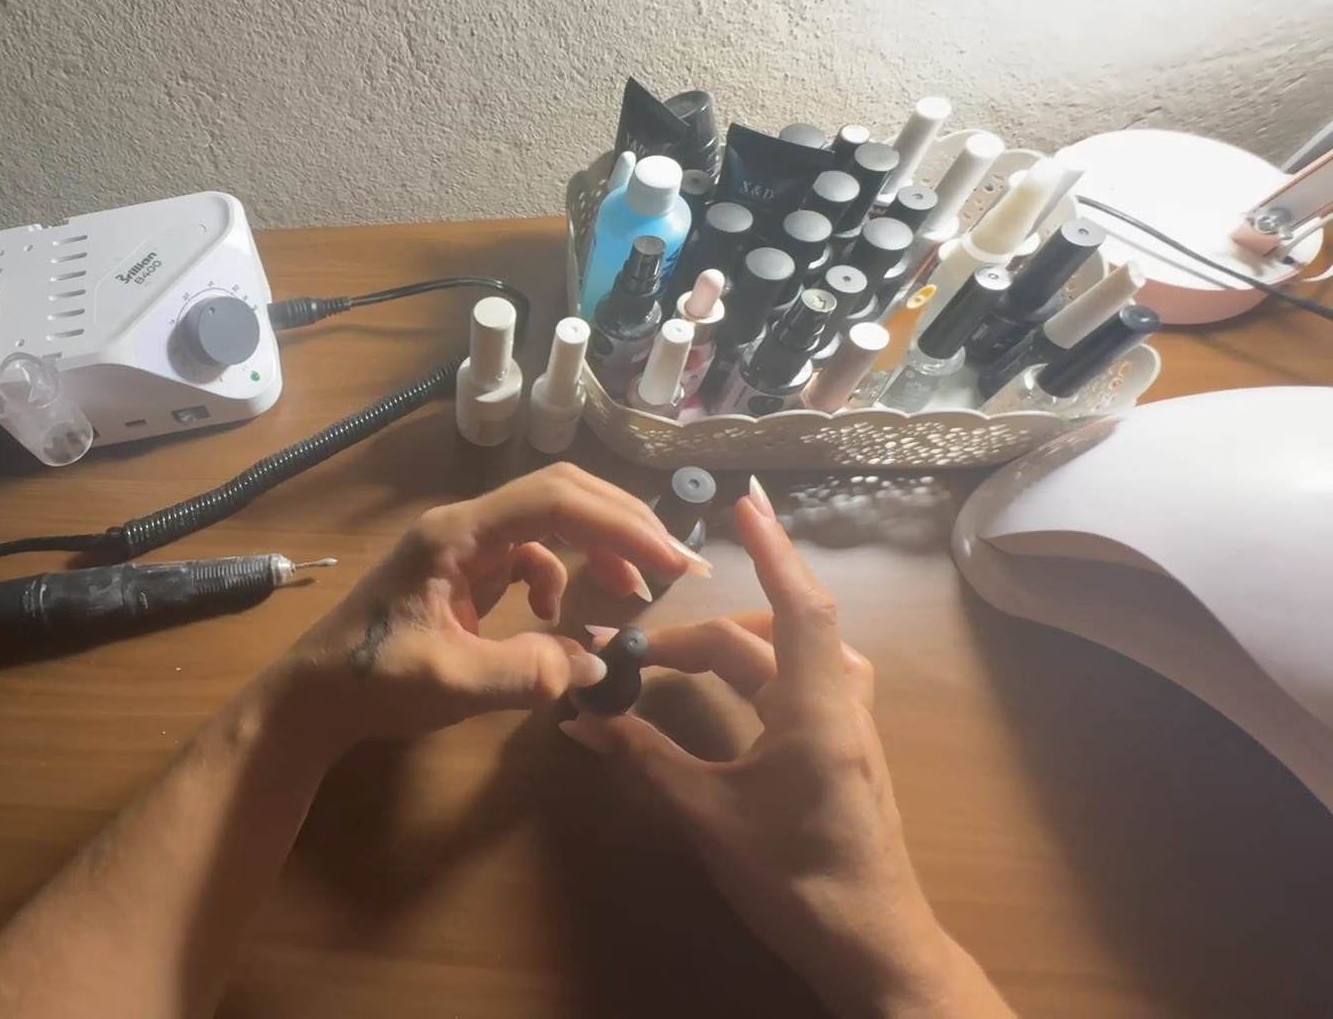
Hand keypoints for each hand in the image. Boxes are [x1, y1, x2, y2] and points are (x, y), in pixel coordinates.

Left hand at [266, 463, 707, 752]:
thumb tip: (600, 662)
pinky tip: (554, 616)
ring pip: (548, 522)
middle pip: (557, 495)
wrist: (317, 694)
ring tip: (634, 588)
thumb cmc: (371, 680)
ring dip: (597, 546)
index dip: (618, 524)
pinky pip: (529, 555)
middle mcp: (464, 526)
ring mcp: (464, 546)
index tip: (669, 561)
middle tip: (675, 563)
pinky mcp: (465, 570)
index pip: (552, 501)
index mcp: (456, 534)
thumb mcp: (452, 682)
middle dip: (621, 523)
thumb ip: (529, 671)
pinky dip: (558, 576)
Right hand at [561, 481, 1010, 1018]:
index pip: (797, 607)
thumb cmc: (795, 881)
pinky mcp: (841, 745)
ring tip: (683, 653)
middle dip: (695, 635)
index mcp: (813, 712)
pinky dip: (759, 663)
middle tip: (633, 652)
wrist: (877, 953)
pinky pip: (802, 677)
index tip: (744, 501)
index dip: (771, 550)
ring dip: (736, 639)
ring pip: (793, 651)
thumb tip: (577, 720)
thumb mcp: (706, 815)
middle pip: (769, 633)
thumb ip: (641, 758)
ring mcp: (845, 725)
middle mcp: (837, 704)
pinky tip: (732, 686)